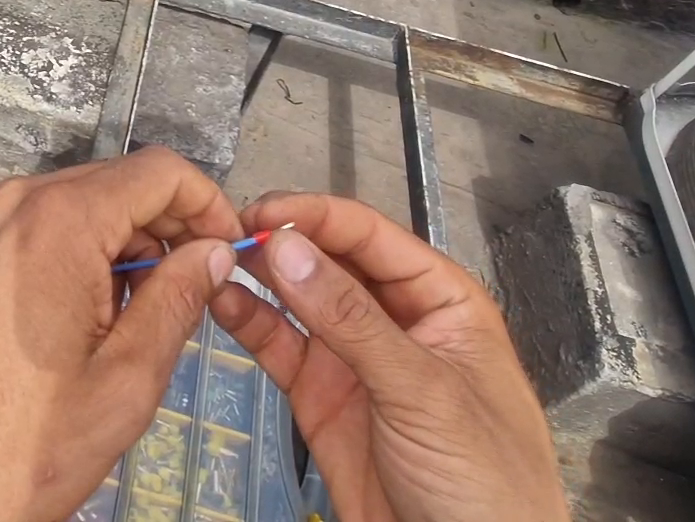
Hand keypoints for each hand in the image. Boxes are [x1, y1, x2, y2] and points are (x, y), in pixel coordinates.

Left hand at [0, 148, 242, 521]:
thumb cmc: (18, 446)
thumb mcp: (122, 383)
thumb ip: (177, 301)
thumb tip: (214, 252)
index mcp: (63, 218)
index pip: (160, 171)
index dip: (208, 203)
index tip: (231, 253)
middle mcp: (22, 202)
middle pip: (122, 184)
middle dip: (171, 227)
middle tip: (198, 291)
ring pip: (87, 208)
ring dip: (130, 247)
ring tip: (145, 319)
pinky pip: (49, 231)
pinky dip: (88, 257)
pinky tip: (94, 320)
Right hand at [209, 193, 566, 521]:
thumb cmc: (482, 483)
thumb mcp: (422, 392)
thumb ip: (350, 318)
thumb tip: (283, 245)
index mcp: (436, 298)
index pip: (368, 235)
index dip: (313, 216)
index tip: (260, 212)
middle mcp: (390, 313)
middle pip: (328, 257)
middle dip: (281, 240)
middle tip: (227, 232)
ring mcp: (350, 353)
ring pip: (297, 296)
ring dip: (258, 275)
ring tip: (213, 259)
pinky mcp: (318, 390)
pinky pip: (279, 343)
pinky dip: (249, 320)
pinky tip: (220, 301)